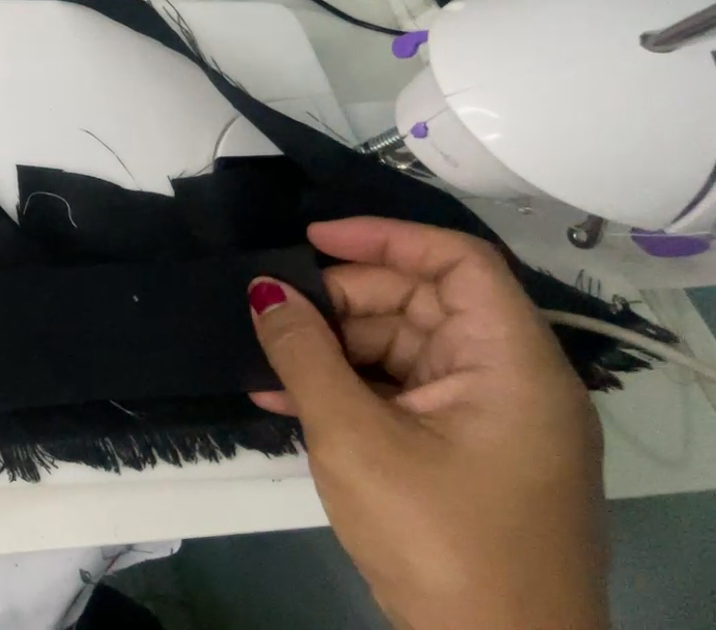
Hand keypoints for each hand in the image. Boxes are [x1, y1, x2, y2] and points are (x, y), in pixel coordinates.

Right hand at [249, 217, 608, 629]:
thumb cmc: (435, 535)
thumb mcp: (352, 435)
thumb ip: (303, 352)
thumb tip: (263, 289)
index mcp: (511, 366)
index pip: (458, 264)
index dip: (384, 238)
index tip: (309, 241)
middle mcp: (508, 381)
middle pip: (420, 303)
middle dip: (339, 302)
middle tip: (272, 316)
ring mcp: (484, 419)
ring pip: (398, 347)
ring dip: (328, 349)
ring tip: (265, 364)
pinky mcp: (459, 451)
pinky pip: (394, 391)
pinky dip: (341, 386)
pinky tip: (280, 397)